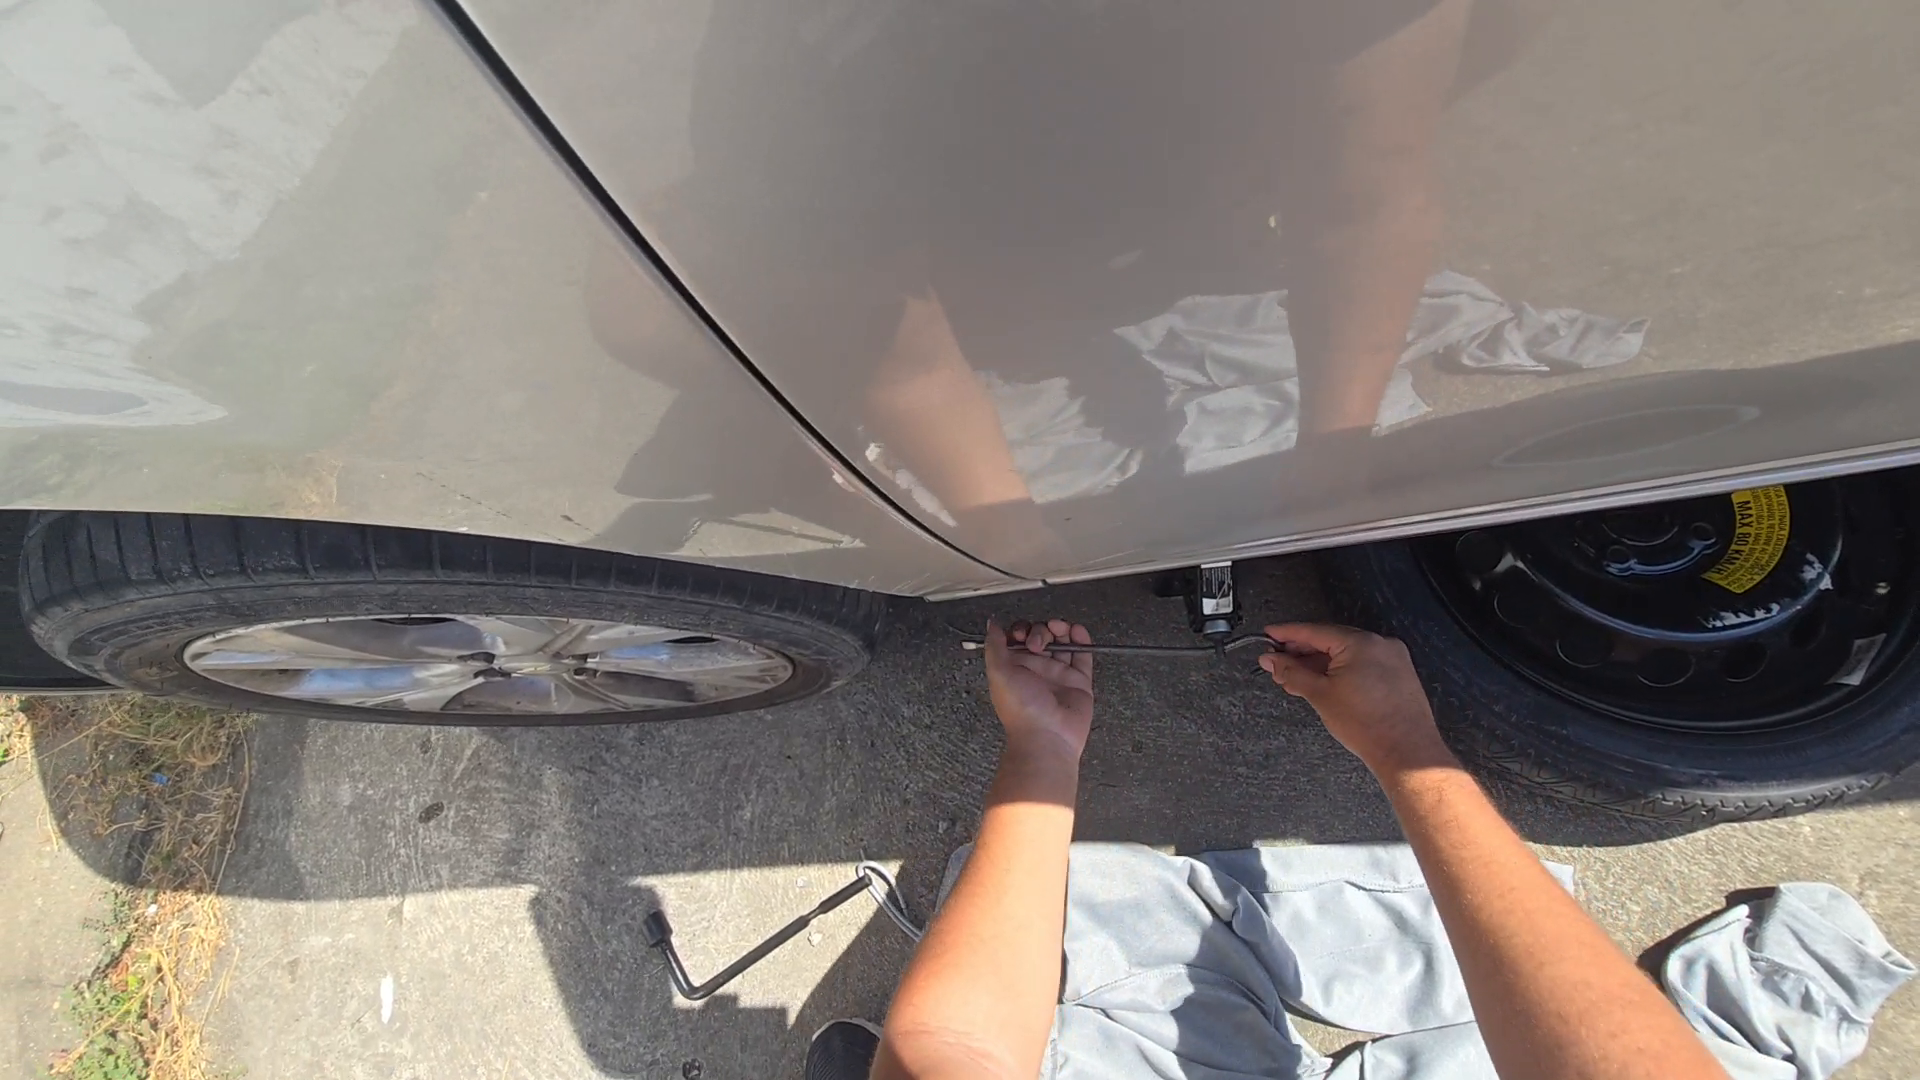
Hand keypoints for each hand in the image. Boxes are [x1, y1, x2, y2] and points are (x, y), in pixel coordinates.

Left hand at [983, 618, 1093, 761]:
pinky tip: (1077, 631)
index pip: (1018, 638)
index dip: (1020, 630)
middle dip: (1039, 631)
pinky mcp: (1079, 681)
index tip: (1020, 634)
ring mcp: (1058, 674)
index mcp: (1015, 668)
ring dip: (1061, 629)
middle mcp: (1037, 669)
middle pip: (1041, 636)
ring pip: (1062, 642)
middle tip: (1037, 644)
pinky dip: (1082, 639)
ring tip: (1060, 628)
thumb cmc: (1021, 710)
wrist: (1047, 737)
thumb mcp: (998, 672)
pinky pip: (1083, 656)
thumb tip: (992, 624)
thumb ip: (994, 645)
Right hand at [1257, 622, 1453, 776]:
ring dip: (1318, 663)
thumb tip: (1271, 660)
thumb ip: (1290, 672)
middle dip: (1301, 651)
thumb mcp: (1319, 694)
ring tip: (1295, 677)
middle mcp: (1380, 644)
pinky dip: (1338, 670)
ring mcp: (1392, 659)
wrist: (1407, 754)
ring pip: (1344, 653)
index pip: (1314, 631)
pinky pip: (1360, 663)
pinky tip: (1321, 682)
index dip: (1286, 633)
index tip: (1269, 634)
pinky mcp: (1397, 675)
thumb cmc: (1369, 726)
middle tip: (1276, 661)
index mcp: (1361, 643)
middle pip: (1330, 640)